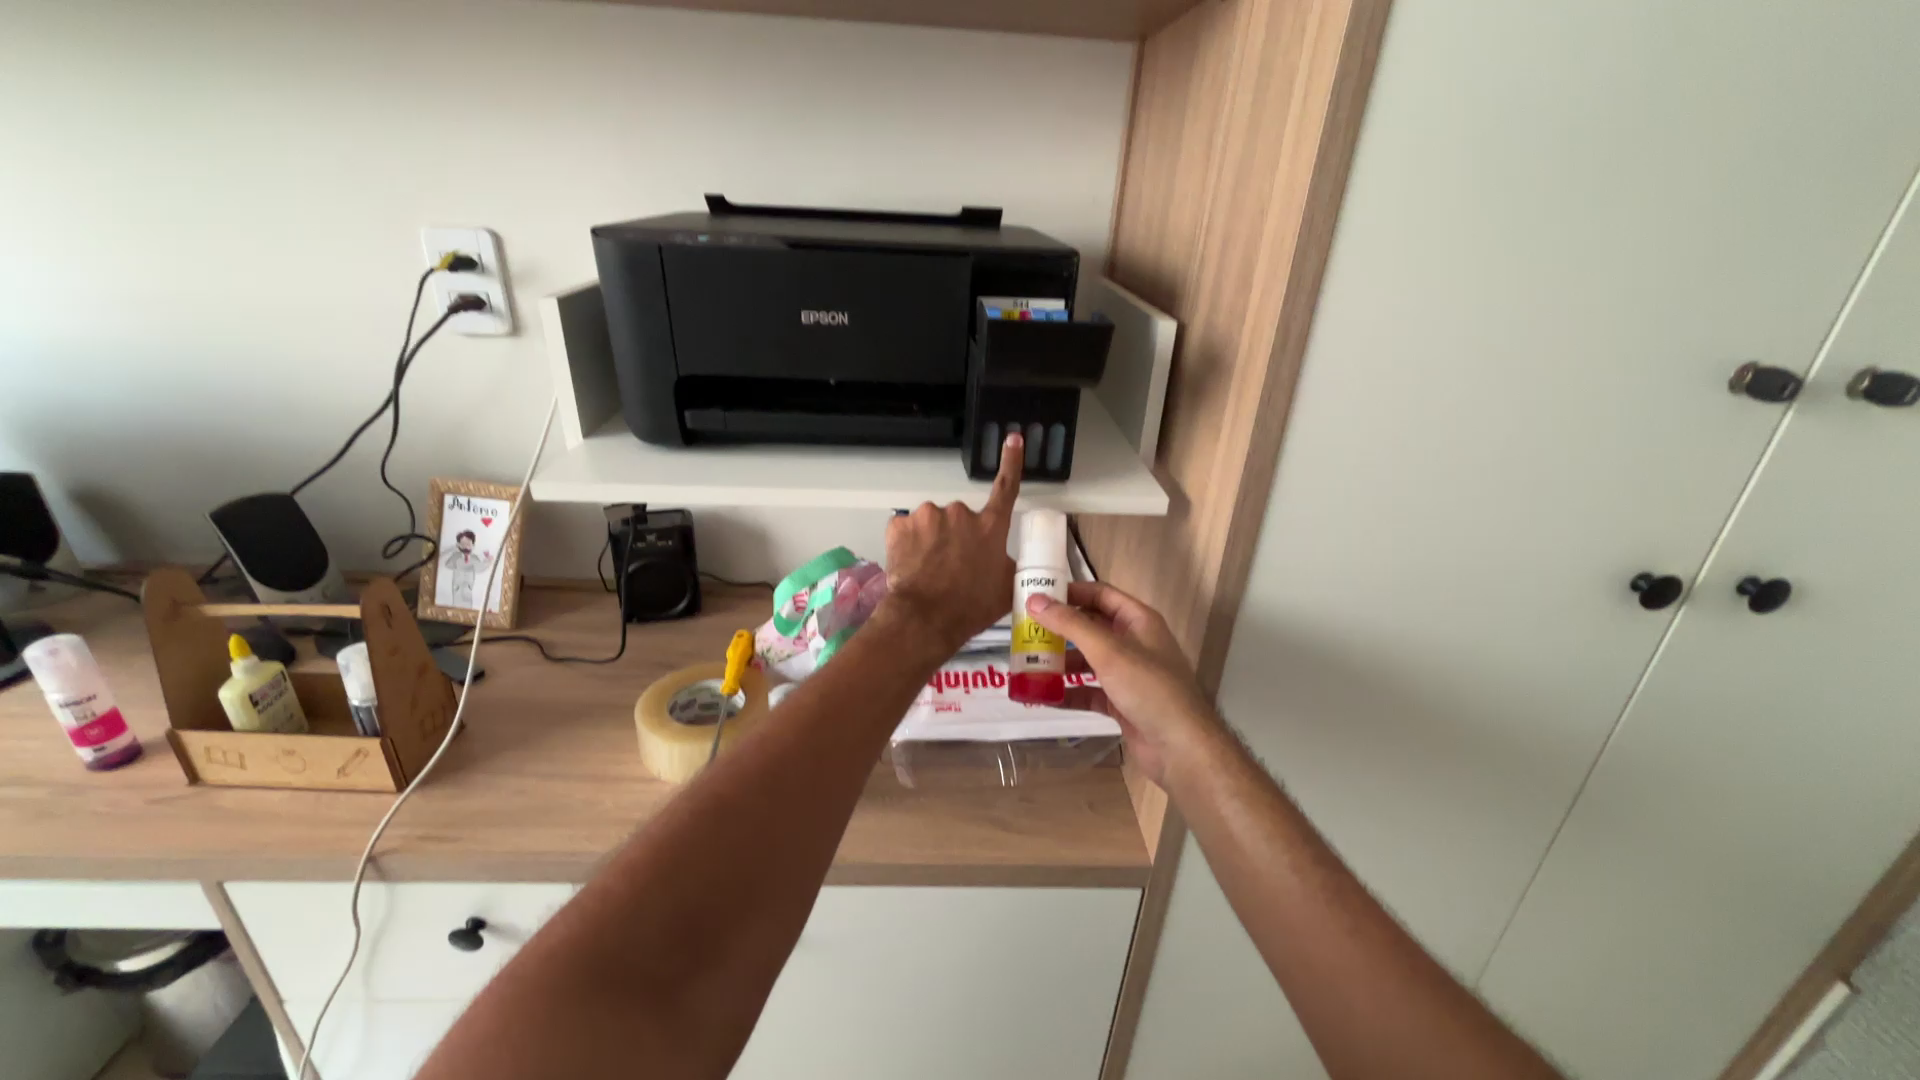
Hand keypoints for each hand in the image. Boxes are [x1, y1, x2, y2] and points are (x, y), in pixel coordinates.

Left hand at [881, 433, 1022, 656]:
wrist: (927, 618)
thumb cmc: (973, 606)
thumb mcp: (1006, 588)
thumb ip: (1007, 564)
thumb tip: (1004, 560)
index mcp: (989, 525)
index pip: (1005, 487)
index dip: (1011, 462)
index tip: (1012, 438)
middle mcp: (960, 512)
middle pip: (959, 519)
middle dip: (954, 537)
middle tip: (951, 568)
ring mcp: (927, 516)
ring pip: (930, 525)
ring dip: (930, 540)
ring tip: (928, 571)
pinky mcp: (899, 525)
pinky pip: (905, 532)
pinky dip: (906, 545)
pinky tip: (909, 567)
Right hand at [1026, 582, 1220, 787]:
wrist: (1180, 747)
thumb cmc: (1148, 688)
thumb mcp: (1108, 650)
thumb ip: (1070, 625)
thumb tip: (1035, 600)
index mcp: (1138, 620)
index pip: (1100, 595)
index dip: (1070, 593)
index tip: (1036, 597)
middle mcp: (1133, 643)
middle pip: (1090, 627)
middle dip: (1059, 630)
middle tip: (1024, 631)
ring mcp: (1127, 674)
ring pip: (1088, 660)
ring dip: (1060, 662)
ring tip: (1026, 664)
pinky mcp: (1121, 702)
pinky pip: (1089, 691)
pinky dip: (1068, 692)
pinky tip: (1042, 696)